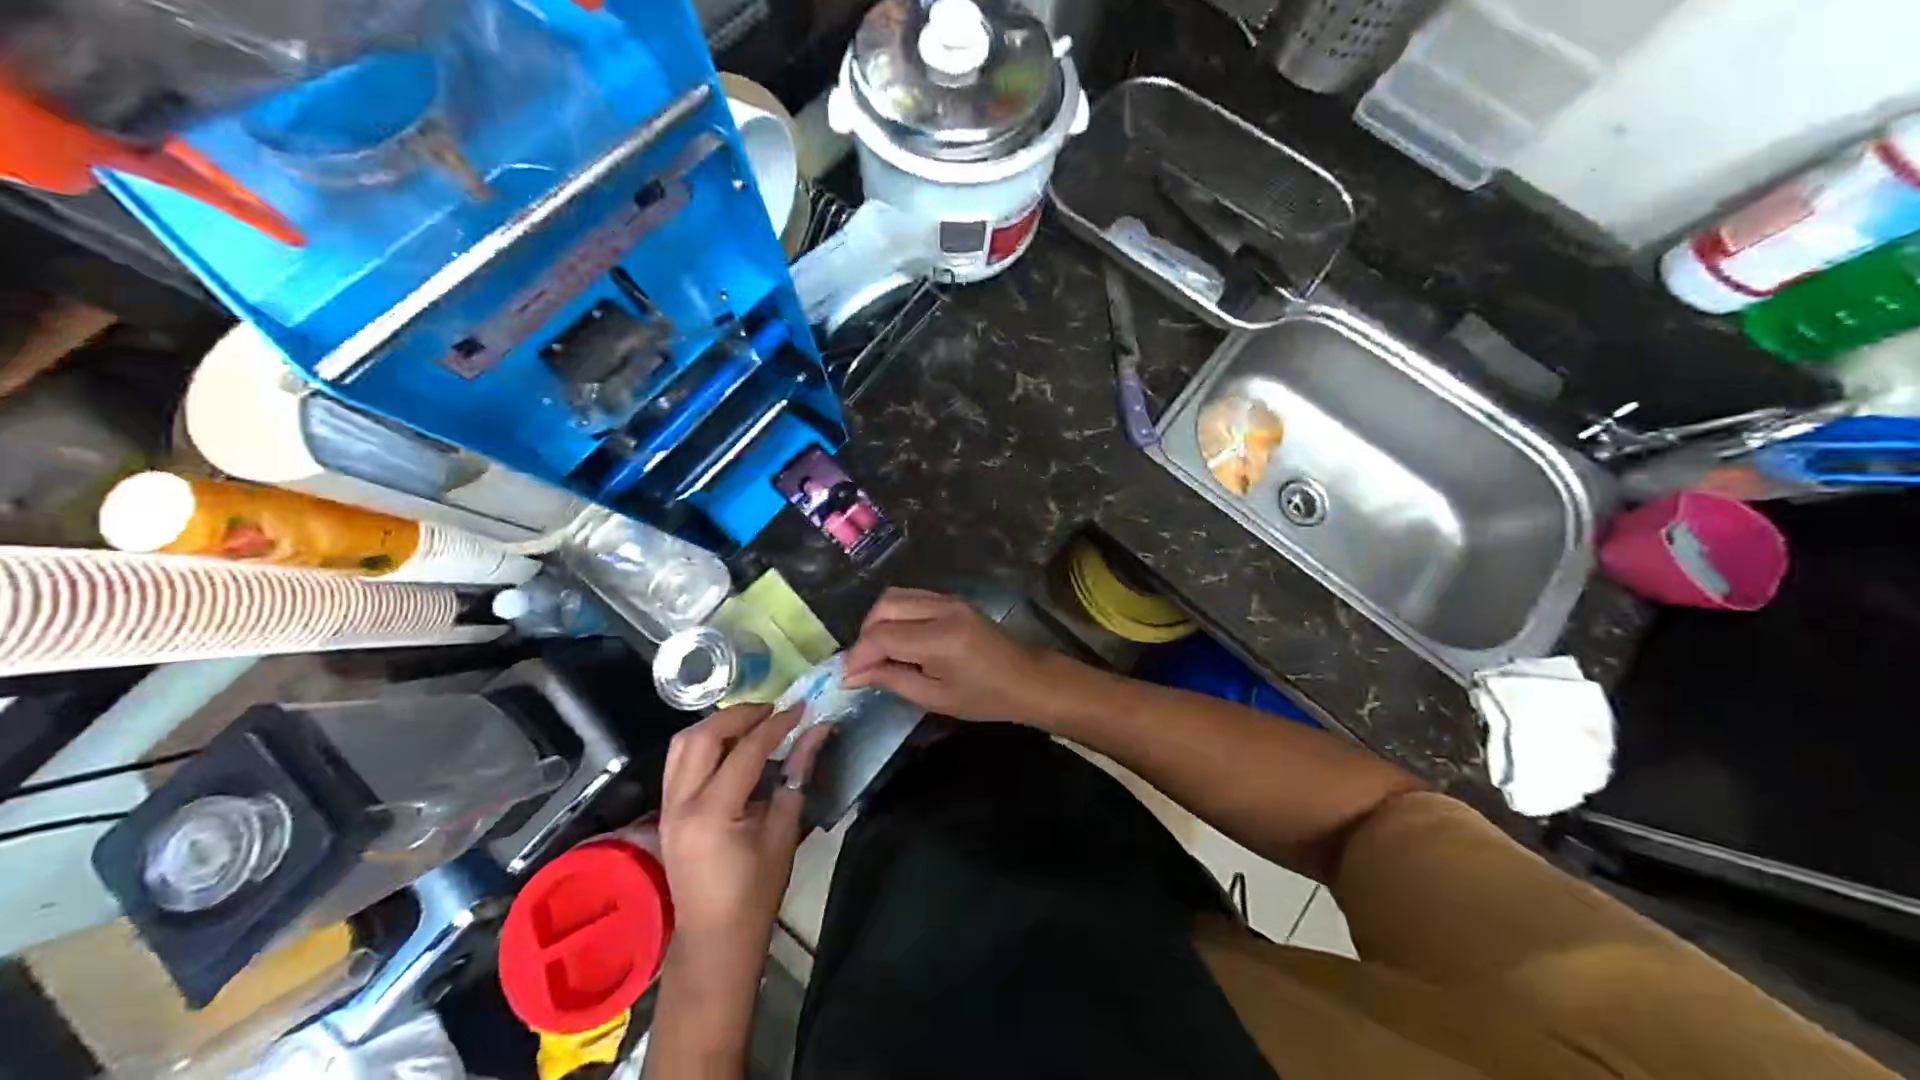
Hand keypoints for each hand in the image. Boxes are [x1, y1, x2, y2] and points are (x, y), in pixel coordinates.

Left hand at [658, 704, 831, 959]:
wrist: (714, 939)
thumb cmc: (756, 892)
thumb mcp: (783, 832)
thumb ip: (797, 775)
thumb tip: (818, 731)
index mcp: (712, 813)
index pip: (746, 751)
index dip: (776, 725)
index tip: (802, 708)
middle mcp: (681, 803)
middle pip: (703, 736)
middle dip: (740, 715)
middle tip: (774, 711)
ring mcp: (667, 806)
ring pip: (683, 744)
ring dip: (717, 725)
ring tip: (752, 723)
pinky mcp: (666, 810)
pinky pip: (679, 761)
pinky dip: (705, 743)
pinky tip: (732, 746)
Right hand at [842, 587, 1088, 724]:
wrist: (1026, 679)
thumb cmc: (983, 698)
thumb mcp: (933, 697)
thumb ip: (891, 679)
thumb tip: (852, 674)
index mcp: (940, 639)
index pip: (882, 636)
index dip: (858, 656)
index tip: (848, 677)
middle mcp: (942, 610)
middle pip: (884, 606)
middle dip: (865, 634)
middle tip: (863, 664)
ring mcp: (948, 599)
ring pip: (895, 596)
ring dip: (878, 621)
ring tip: (878, 653)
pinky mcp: (952, 599)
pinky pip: (911, 597)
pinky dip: (895, 614)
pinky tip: (897, 639)